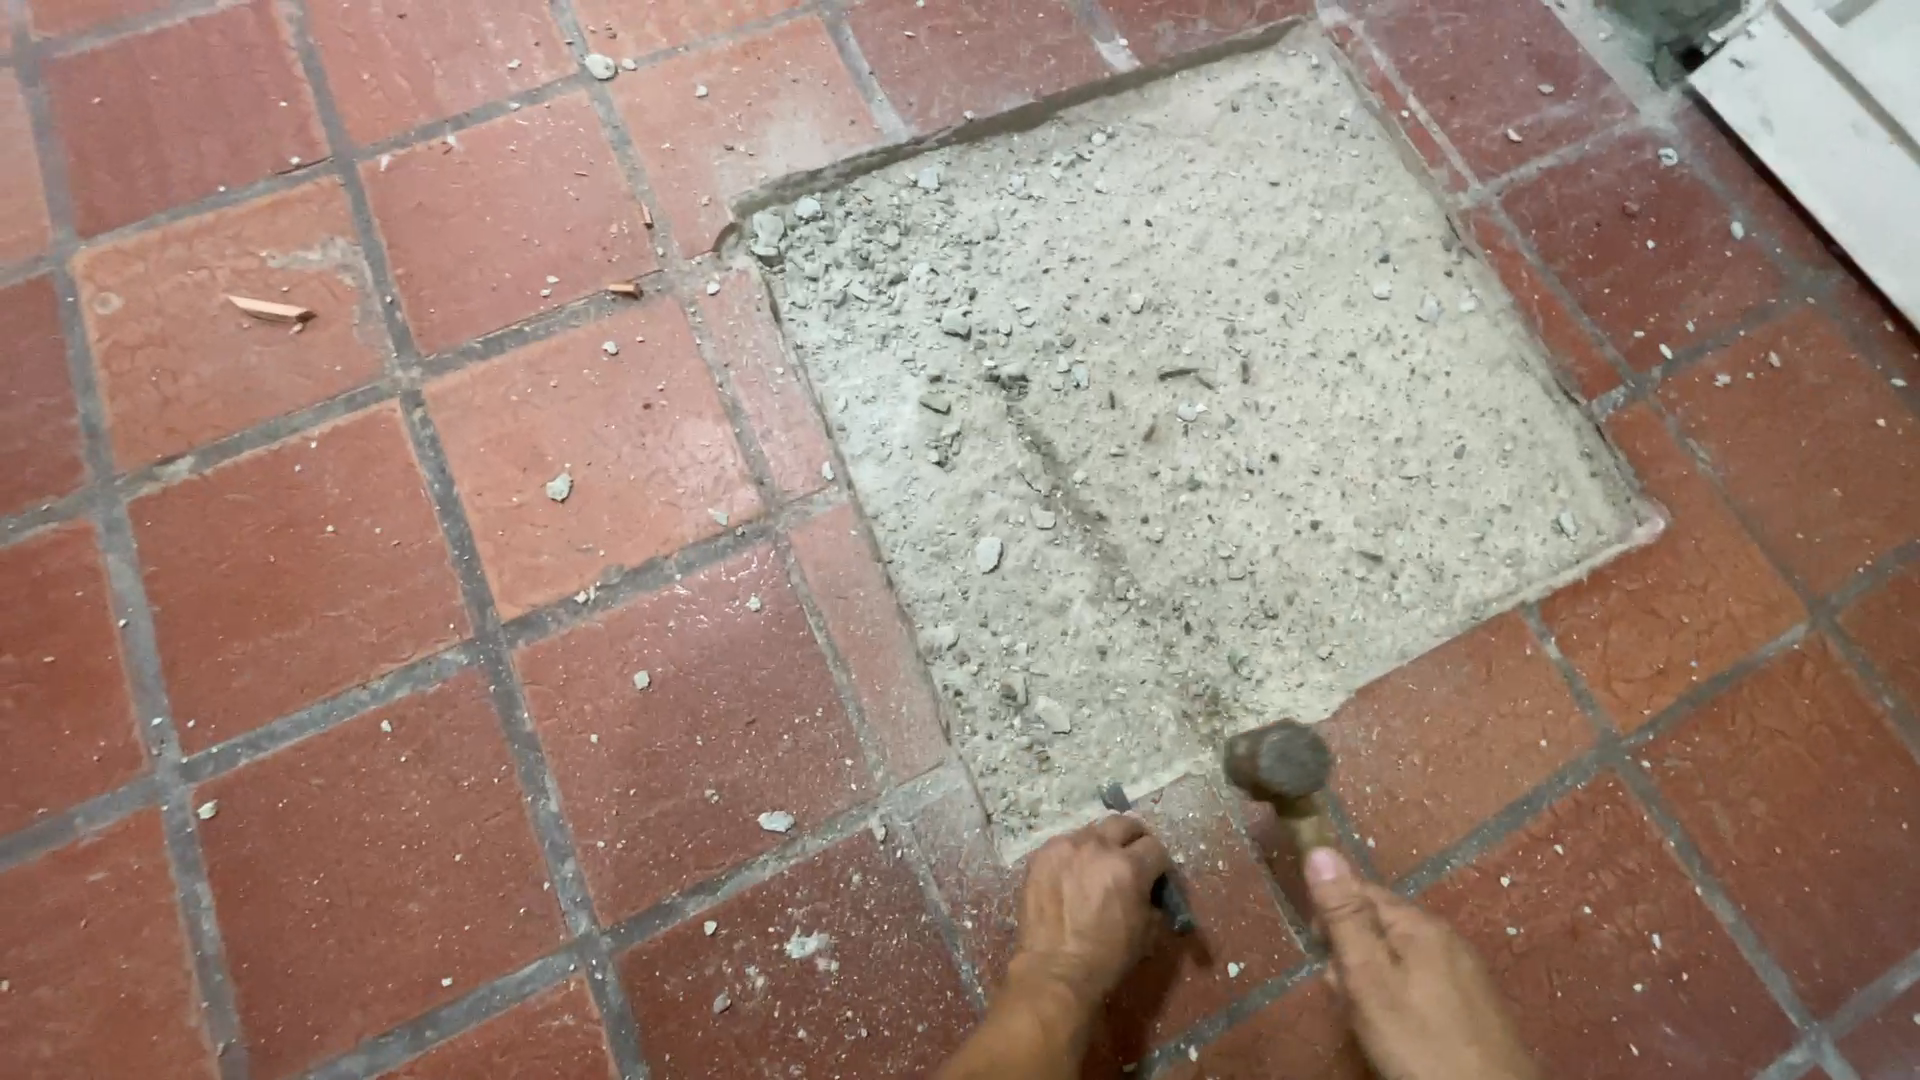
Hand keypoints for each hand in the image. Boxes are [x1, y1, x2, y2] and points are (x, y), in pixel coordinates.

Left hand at [1010, 815, 1172, 1006]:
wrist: (1054, 969)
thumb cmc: (1106, 957)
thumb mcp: (1147, 932)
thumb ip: (1153, 899)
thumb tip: (1152, 888)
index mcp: (1128, 867)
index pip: (1155, 847)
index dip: (1159, 864)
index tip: (1155, 877)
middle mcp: (1097, 846)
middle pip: (1124, 823)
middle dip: (1134, 839)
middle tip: (1132, 858)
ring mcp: (1066, 846)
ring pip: (1093, 830)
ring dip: (1102, 844)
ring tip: (1098, 868)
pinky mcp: (1042, 853)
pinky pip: (1065, 843)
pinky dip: (1074, 854)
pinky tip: (1072, 876)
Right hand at [1307, 848, 1539, 1079]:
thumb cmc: (1420, 1042)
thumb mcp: (1368, 977)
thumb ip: (1344, 915)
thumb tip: (1319, 849)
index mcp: (1418, 922)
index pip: (1358, 890)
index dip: (1330, 917)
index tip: (1323, 955)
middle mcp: (1445, 934)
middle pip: (1377, 923)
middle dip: (1354, 954)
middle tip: (1353, 997)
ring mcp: (1465, 968)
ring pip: (1398, 954)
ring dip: (1375, 978)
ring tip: (1375, 1019)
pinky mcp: (1475, 1000)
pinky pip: (1422, 979)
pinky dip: (1402, 996)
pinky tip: (1402, 1028)